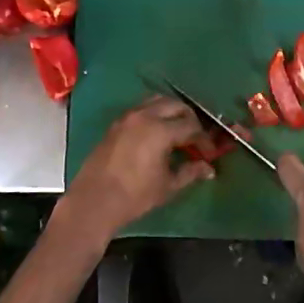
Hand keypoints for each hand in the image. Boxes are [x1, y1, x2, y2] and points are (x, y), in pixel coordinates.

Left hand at [57, 97, 212, 245]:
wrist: (95, 200)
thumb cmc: (135, 196)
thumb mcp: (168, 186)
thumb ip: (190, 172)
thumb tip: (208, 168)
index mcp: (160, 130)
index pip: (191, 126)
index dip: (203, 139)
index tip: (208, 153)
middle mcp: (144, 116)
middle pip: (175, 105)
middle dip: (189, 119)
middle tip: (195, 139)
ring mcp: (128, 117)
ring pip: (157, 101)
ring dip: (171, 112)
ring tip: (177, 132)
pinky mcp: (116, 123)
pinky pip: (141, 109)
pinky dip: (154, 114)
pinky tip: (157, 134)